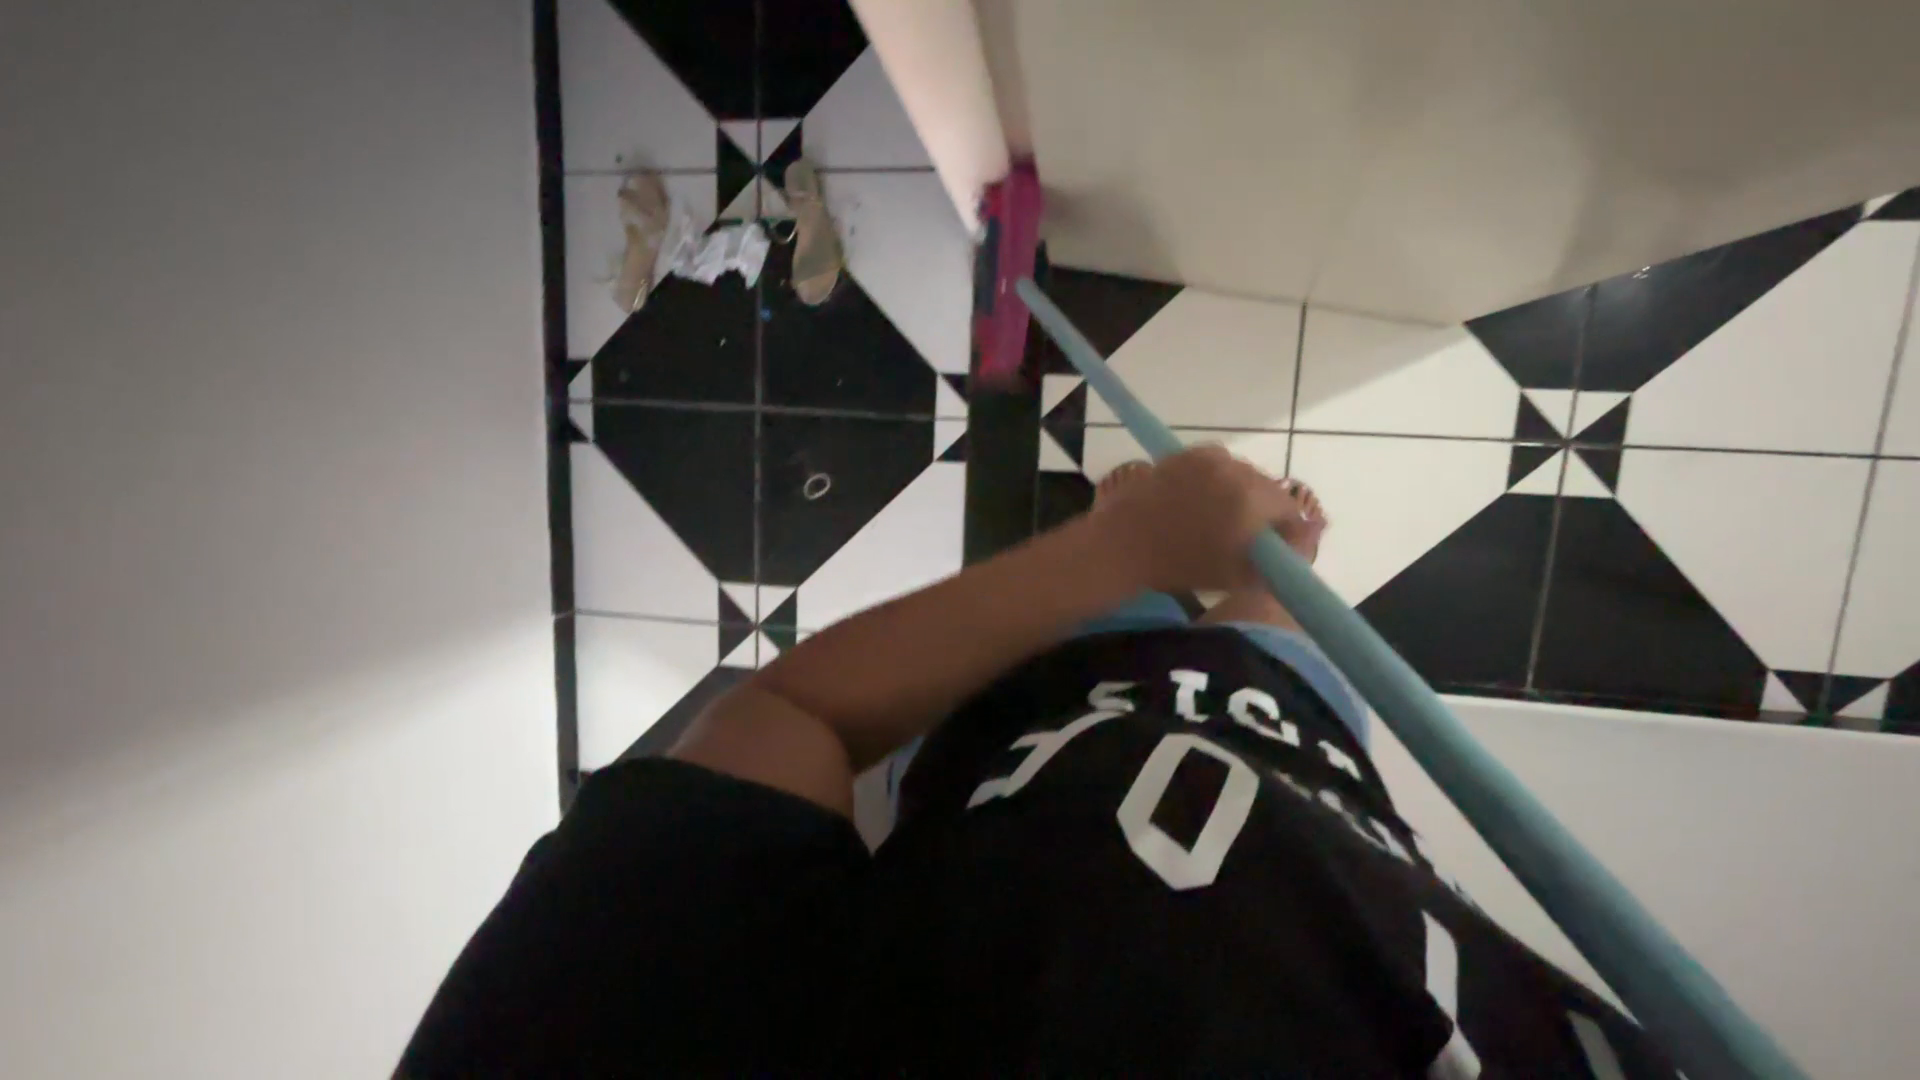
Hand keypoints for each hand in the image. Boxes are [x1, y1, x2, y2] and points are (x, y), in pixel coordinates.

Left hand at [1092, 446, 1301, 592]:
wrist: (1122, 545)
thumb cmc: (1181, 567)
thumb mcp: (1239, 574)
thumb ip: (1282, 558)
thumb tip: (1311, 537)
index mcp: (1254, 499)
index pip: (1290, 510)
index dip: (1286, 530)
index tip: (1274, 547)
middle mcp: (1236, 470)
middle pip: (1266, 488)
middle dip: (1262, 510)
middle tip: (1243, 535)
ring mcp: (1208, 458)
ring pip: (1241, 475)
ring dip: (1238, 492)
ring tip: (1216, 519)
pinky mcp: (1184, 454)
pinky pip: (1215, 465)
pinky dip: (1215, 480)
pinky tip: (1198, 500)